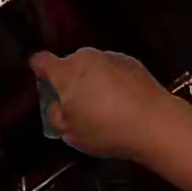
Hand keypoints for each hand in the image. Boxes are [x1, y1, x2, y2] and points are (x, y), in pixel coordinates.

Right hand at [29, 48, 178, 160]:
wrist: (154, 122)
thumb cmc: (106, 130)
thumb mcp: (71, 134)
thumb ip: (56, 116)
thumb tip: (56, 106)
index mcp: (65, 73)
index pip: (41, 61)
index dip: (37, 69)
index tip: (41, 80)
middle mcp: (85, 58)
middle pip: (69, 65)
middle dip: (69, 81)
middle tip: (77, 106)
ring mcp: (109, 56)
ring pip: (91, 66)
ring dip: (92, 80)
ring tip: (104, 107)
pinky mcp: (130, 60)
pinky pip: (112, 68)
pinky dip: (112, 80)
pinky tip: (122, 102)